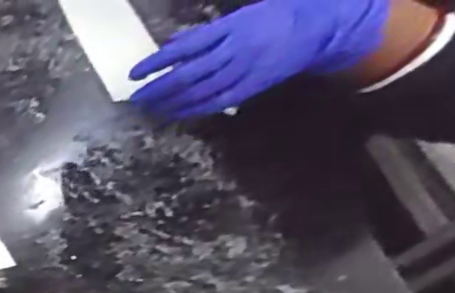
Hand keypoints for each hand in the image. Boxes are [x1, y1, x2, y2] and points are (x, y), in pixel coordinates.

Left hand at [128, 0, 391, 119]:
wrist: (320, 23)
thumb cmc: (269, 19)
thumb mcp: (238, 17)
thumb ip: (203, 34)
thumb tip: (169, 45)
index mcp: (233, 26)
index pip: (184, 48)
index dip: (156, 63)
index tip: (134, 74)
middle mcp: (237, 48)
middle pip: (187, 75)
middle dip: (157, 89)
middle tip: (136, 98)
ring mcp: (244, 69)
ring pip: (197, 93)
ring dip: (168, 103)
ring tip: (149, 108)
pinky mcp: (250, 87)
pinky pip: (212, 104)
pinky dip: (188, 110)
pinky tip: (171, 113)